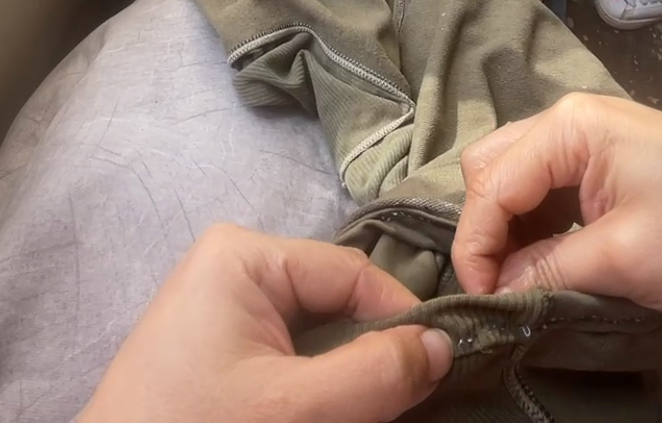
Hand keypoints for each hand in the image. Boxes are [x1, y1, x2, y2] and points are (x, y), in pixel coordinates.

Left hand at [81, 224, 452, 422]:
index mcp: (246, 253)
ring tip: (374, 405)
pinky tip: (330, 408)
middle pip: (332, 299)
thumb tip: (445, 343)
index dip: (401, 316)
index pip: (349, 272)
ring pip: (313, 328)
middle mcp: (233, 261)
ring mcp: (221, 300)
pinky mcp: (214, 340)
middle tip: (412, 395)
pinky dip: (315, 380)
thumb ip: (376, 374)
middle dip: (371, 348)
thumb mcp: (295, 408)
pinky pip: (285, 348)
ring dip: (347, 370)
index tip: (446, 363)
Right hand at [453, 93, 661, 313]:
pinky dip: (535, 222)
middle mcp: (570, 119)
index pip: (493, 181)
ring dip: (508, 226)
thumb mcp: (626, 259)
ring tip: (518, 279)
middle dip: (485, 227)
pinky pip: (547, 185)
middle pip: (493, 166)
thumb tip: (495, 292)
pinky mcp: (605, 160)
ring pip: (516, 175)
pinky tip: (545, 257)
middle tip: (496, 286)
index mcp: (570, 125)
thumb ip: (548, 270)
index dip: (476, 242)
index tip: (480, 300)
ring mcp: (589, 136)